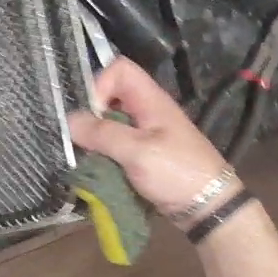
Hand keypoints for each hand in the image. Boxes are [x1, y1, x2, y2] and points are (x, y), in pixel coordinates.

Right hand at [68, 58, 236, 220]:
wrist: (208, 206)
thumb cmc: (177, 173)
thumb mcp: (138, 152)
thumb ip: (103, 134)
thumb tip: (69, 120)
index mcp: (151, 100)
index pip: (119, 70)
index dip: (99, 84)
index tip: (89, 115)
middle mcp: (146, 112)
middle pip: (110, 97)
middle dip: (91, 116)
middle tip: (79, 140)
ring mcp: (145, 134)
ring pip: (110, 124)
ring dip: (94, 139)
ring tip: (83, 158)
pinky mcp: (142, 156)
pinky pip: (115, 147)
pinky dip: (102, 155)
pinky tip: (95, 170)